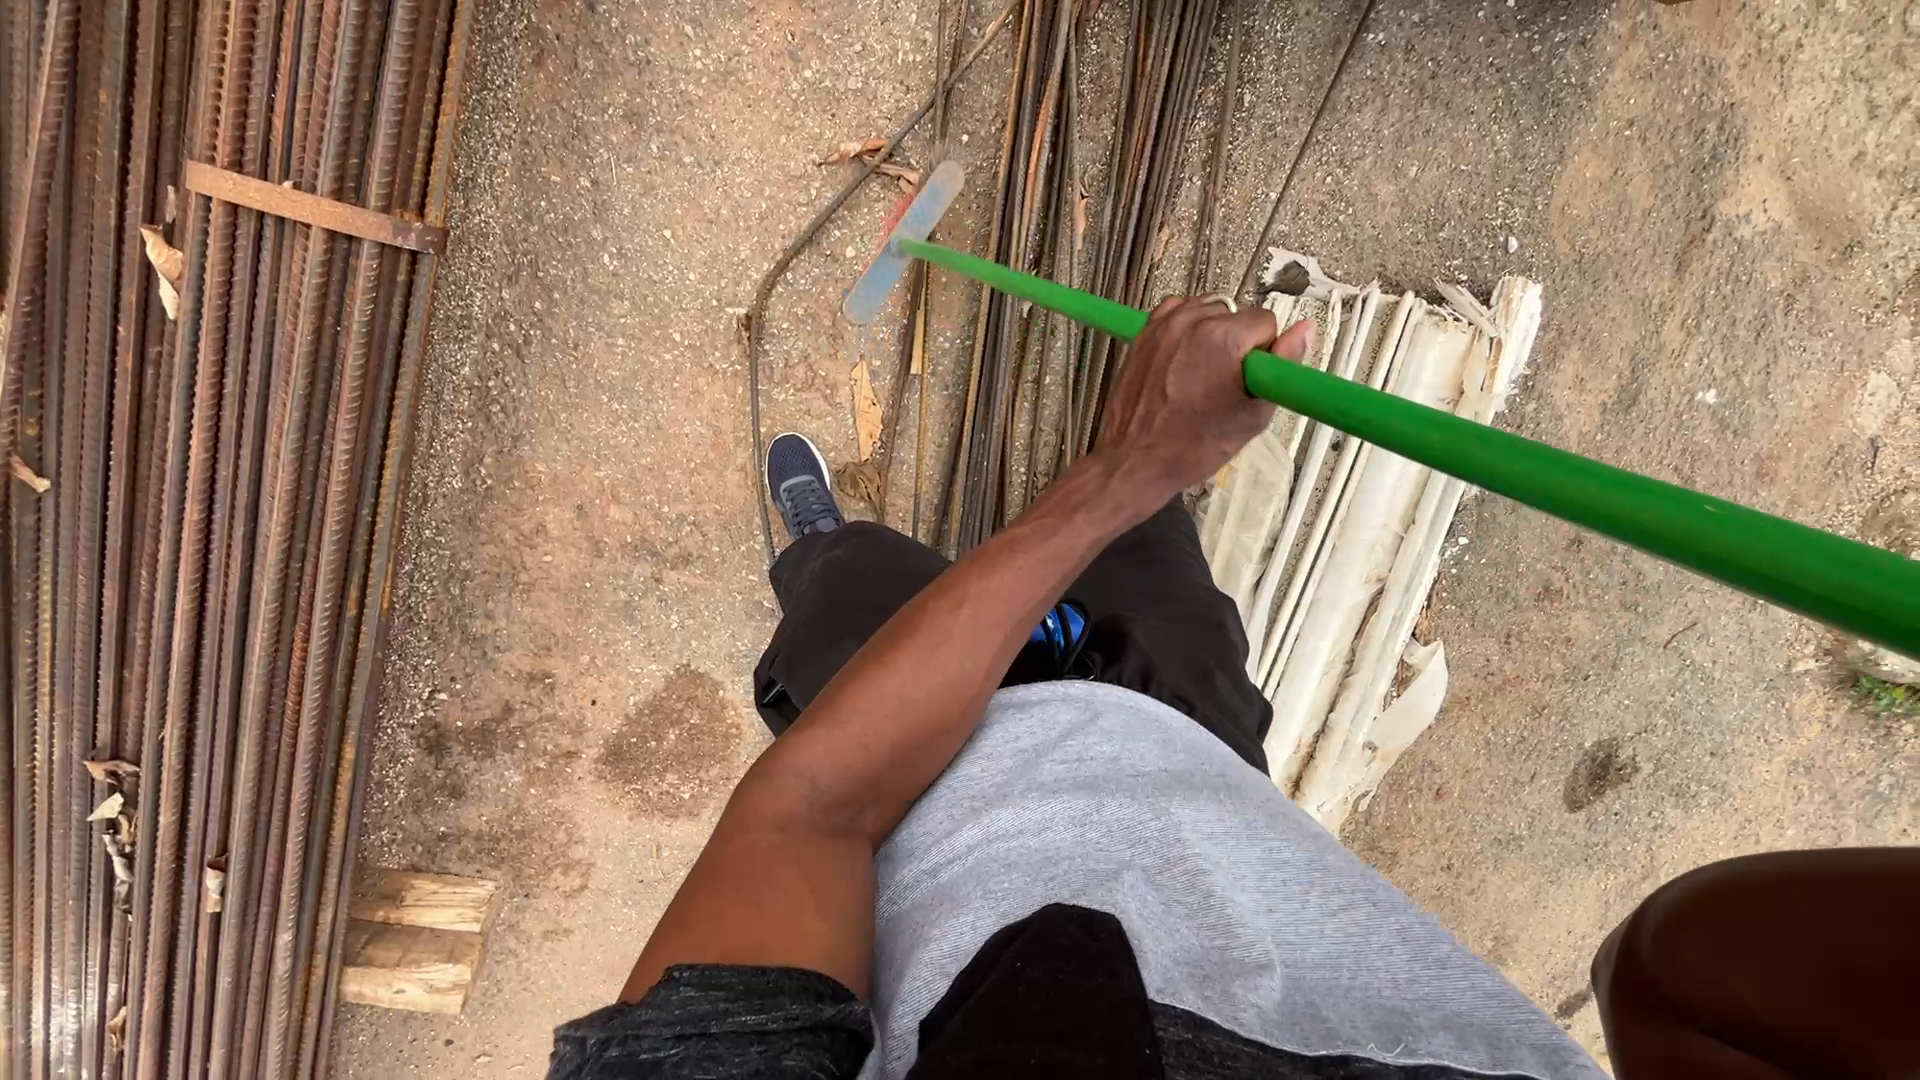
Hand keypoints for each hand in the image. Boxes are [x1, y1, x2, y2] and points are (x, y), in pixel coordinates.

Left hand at [1095, 296, 1315, 513]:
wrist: (1133, 462)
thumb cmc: (1189, 447)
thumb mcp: (1251, 415)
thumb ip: (1283, 367)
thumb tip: (1304, 331)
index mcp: (1222, 337)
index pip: (1266, 321)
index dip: (1264, 353)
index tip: (1249, 379)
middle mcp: (1190, 322)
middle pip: (1236, 314)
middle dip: (1238, 343)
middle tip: (1224, 383)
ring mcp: (1162, 326)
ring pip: (1207, 310)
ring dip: (1212, 334)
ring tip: (1201, 375)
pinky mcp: (1142, 335)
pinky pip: (1175, 313)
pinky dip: (1184, 329)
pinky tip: (1183, 360)